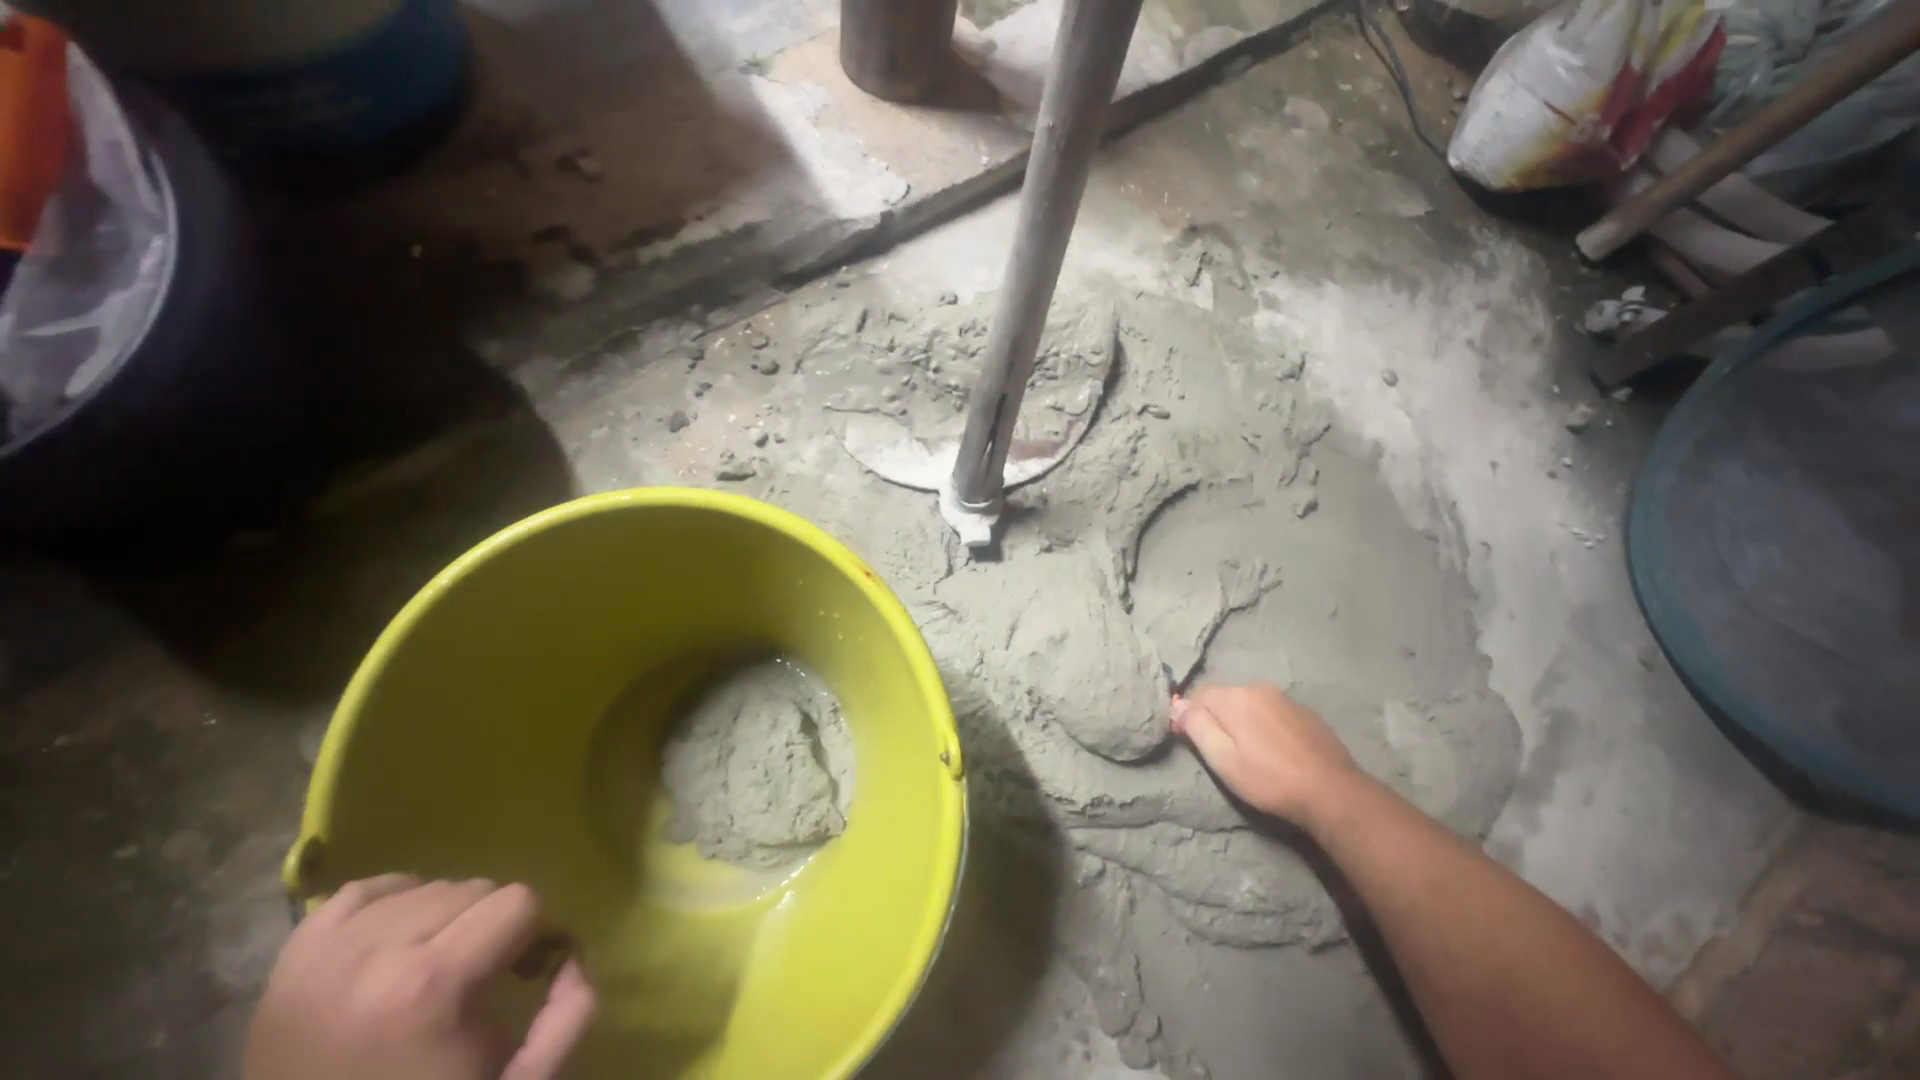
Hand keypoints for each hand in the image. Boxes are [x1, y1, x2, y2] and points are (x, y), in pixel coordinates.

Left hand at [245, 876, 596, 1079]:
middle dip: (492, 925)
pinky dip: (394, 902)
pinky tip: (400, 938)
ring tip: (440, 963)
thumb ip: (570, 1016)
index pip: (518, 901)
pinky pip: (364, 891)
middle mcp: (374, 954)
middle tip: (484, 975)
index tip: (524, 975)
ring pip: (424, 886)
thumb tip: (572, 956)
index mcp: (432, 984)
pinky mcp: (291, 960)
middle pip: (473, 887)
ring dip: (446, 917)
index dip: (534, 935)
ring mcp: (324, 954)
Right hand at [1170, 683, 1362, 824]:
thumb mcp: (1223, 759)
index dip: (1187, 715)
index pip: (1197, 694)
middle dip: (1214, 717)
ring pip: (1248, 703)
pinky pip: (1270, 711)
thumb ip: (1197, 727)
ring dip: (1240, 720)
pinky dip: (1262, 724)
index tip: (1186, 740)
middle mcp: (1259, 688)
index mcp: (1236, 697)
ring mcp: (1285, 699)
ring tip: (1245, 750)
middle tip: (1217, 750)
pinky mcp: (1305, 713)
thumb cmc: (1269, 779)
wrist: (1332, 792)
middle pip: (1223, 697)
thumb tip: (1177, 705)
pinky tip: (1271, 748)